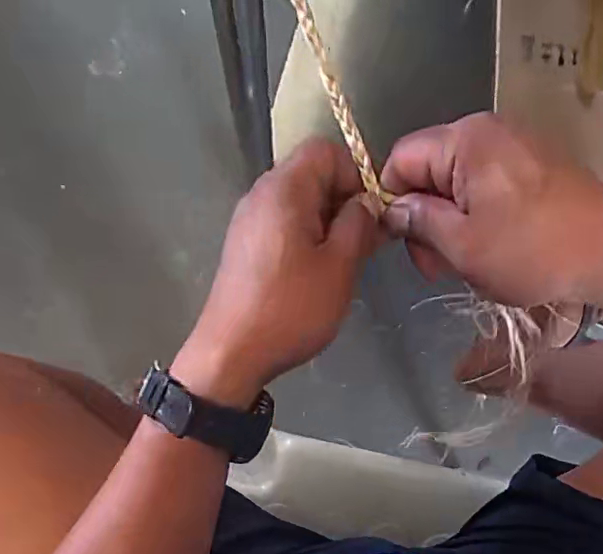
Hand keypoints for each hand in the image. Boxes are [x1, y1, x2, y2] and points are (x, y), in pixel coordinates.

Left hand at [178, 140, 383, 404]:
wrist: (231, 354)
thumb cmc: (290, 310)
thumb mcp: (339, 268)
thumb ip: (358, 225)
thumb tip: (367, 203)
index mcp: (284, 188)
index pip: (326, 150)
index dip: (356, 175)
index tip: (372, 216)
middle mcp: (260, 196)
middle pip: (311, 177)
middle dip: (343, 204)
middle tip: (364, 246)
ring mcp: (246, 224)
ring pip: (297, 207)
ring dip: (326, 229)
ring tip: (341, 268)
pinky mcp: (242, 251)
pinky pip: (281, 230)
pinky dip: (304, 244)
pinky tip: (313, 279)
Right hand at [380, 113, 602, 307]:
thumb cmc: (532, 252)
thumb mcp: (463, 244)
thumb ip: (421, 222)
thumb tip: (392, 209)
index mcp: (466, 141)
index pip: (401, 159)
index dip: (392, 203)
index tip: (404, 245)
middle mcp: (490, 134)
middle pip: (430, 174)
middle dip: (425, 222)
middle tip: (439, 268)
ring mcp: (516, 152)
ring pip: (458, 190)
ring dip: (453, 231)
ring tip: (470, 267)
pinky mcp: (535, 175)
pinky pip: (487, 196)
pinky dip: (479, 227)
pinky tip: (493, 256)